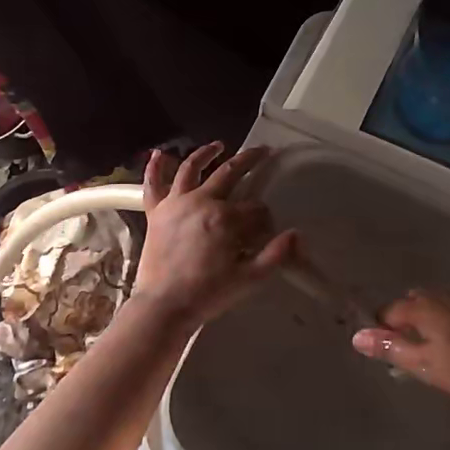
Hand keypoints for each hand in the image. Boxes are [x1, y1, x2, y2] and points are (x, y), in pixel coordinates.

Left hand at [131, 142, 298, 325]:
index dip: (265, 216)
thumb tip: (296, 234)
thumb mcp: (249, 279)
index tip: (267, 227)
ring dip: (206, 153)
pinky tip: (158, 154)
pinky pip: (153, 184)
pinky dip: (155, 168)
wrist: (164, 304)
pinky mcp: (156, 212)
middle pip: (229, 173)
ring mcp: (175, 204)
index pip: (255, 208)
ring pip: (191, 169)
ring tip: (218, 145)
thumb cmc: (208, 293)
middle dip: (249, 160)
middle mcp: (201, 201)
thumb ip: (275, 255)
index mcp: (226, 218)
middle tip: (262, 152)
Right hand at [351, 290, 449, 416]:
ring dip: (433, 325)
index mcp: (424, 305)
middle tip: (414, 358)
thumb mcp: (429, 367)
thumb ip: (392, 349)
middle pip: (414, 305)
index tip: (389, 356)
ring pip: (440, 308)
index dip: (383, 332)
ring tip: (441, 355)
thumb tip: (356, 336)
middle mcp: (446, 294)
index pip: (388, 312)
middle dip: (407, 326)